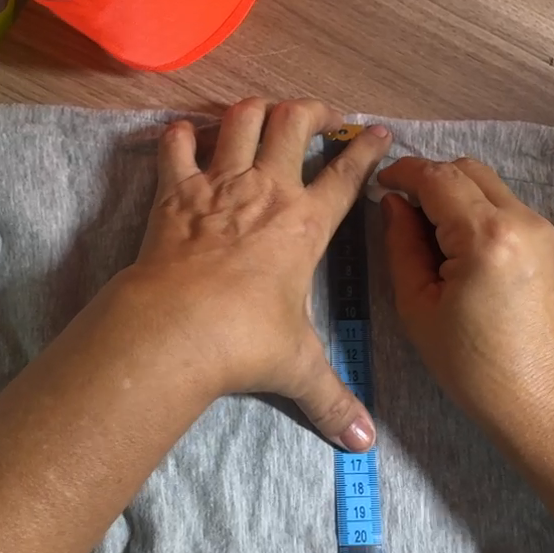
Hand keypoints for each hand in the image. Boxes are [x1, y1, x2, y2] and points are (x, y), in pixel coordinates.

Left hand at [113, 98, 391, 450]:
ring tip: (263, 113)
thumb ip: (333, 398)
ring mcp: (219, 183)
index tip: (377, 131)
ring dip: (255, 109)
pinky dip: (181, 134)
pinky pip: (176, 145)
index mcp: (305, 223)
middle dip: (311, 110)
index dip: (366, 149)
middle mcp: (267, 190)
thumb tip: (364, 443)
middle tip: (320, 116)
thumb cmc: (245, 341)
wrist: (175, 329)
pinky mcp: (175, 190)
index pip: (346, 174)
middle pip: (294, 123)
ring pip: (241, 118)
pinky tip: (186, 134)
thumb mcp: (298, 368)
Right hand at [377, 157, 553, 434]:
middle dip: (426, 178)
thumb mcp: (417, 306)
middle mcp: (519, 219)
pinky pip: (498, 201)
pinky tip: (451, 240)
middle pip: (464, 168)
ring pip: (484, 181)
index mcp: (485, 237)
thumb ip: (402, 245)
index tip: (378, 183)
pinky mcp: (544, 238)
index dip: (403, 172)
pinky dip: (469, 205)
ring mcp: (538, 226)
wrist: (542, 396)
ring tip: (422, 227)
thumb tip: (392, 203)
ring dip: (449, 190)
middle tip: (398, 207)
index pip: (437, 178)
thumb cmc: (471, 365)